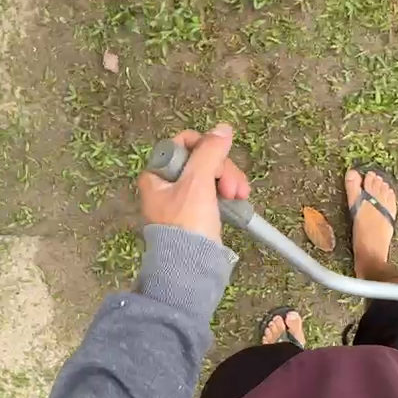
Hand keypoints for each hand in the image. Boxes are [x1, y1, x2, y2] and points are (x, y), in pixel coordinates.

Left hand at [136, 124, 250, 242]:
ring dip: (229, 181)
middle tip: (235, 188)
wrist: (191, 268)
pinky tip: (237, 202)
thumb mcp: (198, 183)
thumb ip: (210, 153)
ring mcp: (182, 200)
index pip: (184, 144)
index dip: (206, 148)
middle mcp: (166, 185)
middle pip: (201, 160)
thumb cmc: (188, 224)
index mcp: (157, 175)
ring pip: (211, 176)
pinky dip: (227, 195)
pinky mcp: (196, 214)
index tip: (221, 162)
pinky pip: (214, 193)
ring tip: (240, 196)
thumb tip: (223, 129)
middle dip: (223, 170)